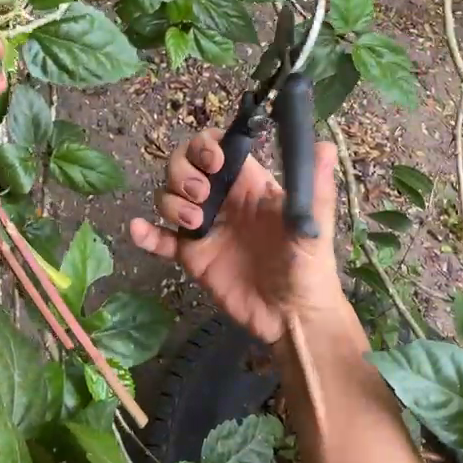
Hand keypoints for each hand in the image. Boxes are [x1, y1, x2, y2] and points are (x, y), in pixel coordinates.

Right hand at [130, 130, 346, 344]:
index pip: (217, 147)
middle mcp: (222, 198)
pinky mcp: (191, 255)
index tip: (213, 161)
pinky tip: (137, 230)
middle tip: (201, 194)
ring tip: (195, 224)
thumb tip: (325, 144)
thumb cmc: (309, 268)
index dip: (205, 146)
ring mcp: (204, 226)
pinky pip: (160, 239)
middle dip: (183, 172)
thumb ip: (314, 187)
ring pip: (169, 197)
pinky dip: (145, 234)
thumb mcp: (314, 225)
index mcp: (248, 184)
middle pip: (183, 166)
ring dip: (172, 203)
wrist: (293, 319)